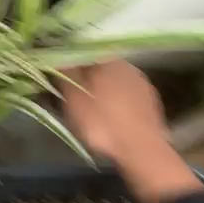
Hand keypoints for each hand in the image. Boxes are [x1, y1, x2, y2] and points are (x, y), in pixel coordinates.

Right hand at [59, 61, 203, 202]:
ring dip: (97, 90)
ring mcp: (143, 85)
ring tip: (85, 108)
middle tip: (65, 95)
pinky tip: (106, 117)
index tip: (53, 76)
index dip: (65, 63)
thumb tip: (54, 55)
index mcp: (108, 60)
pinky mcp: (150, 103)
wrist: (141, 150)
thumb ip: (63, 73)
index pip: (81, 52)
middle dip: (81, 78)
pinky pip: (124, 96)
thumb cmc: (101, 121)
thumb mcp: (73, 97)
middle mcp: (128, 66)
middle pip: (97, 67)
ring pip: (111, 82)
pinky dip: (112, 102)